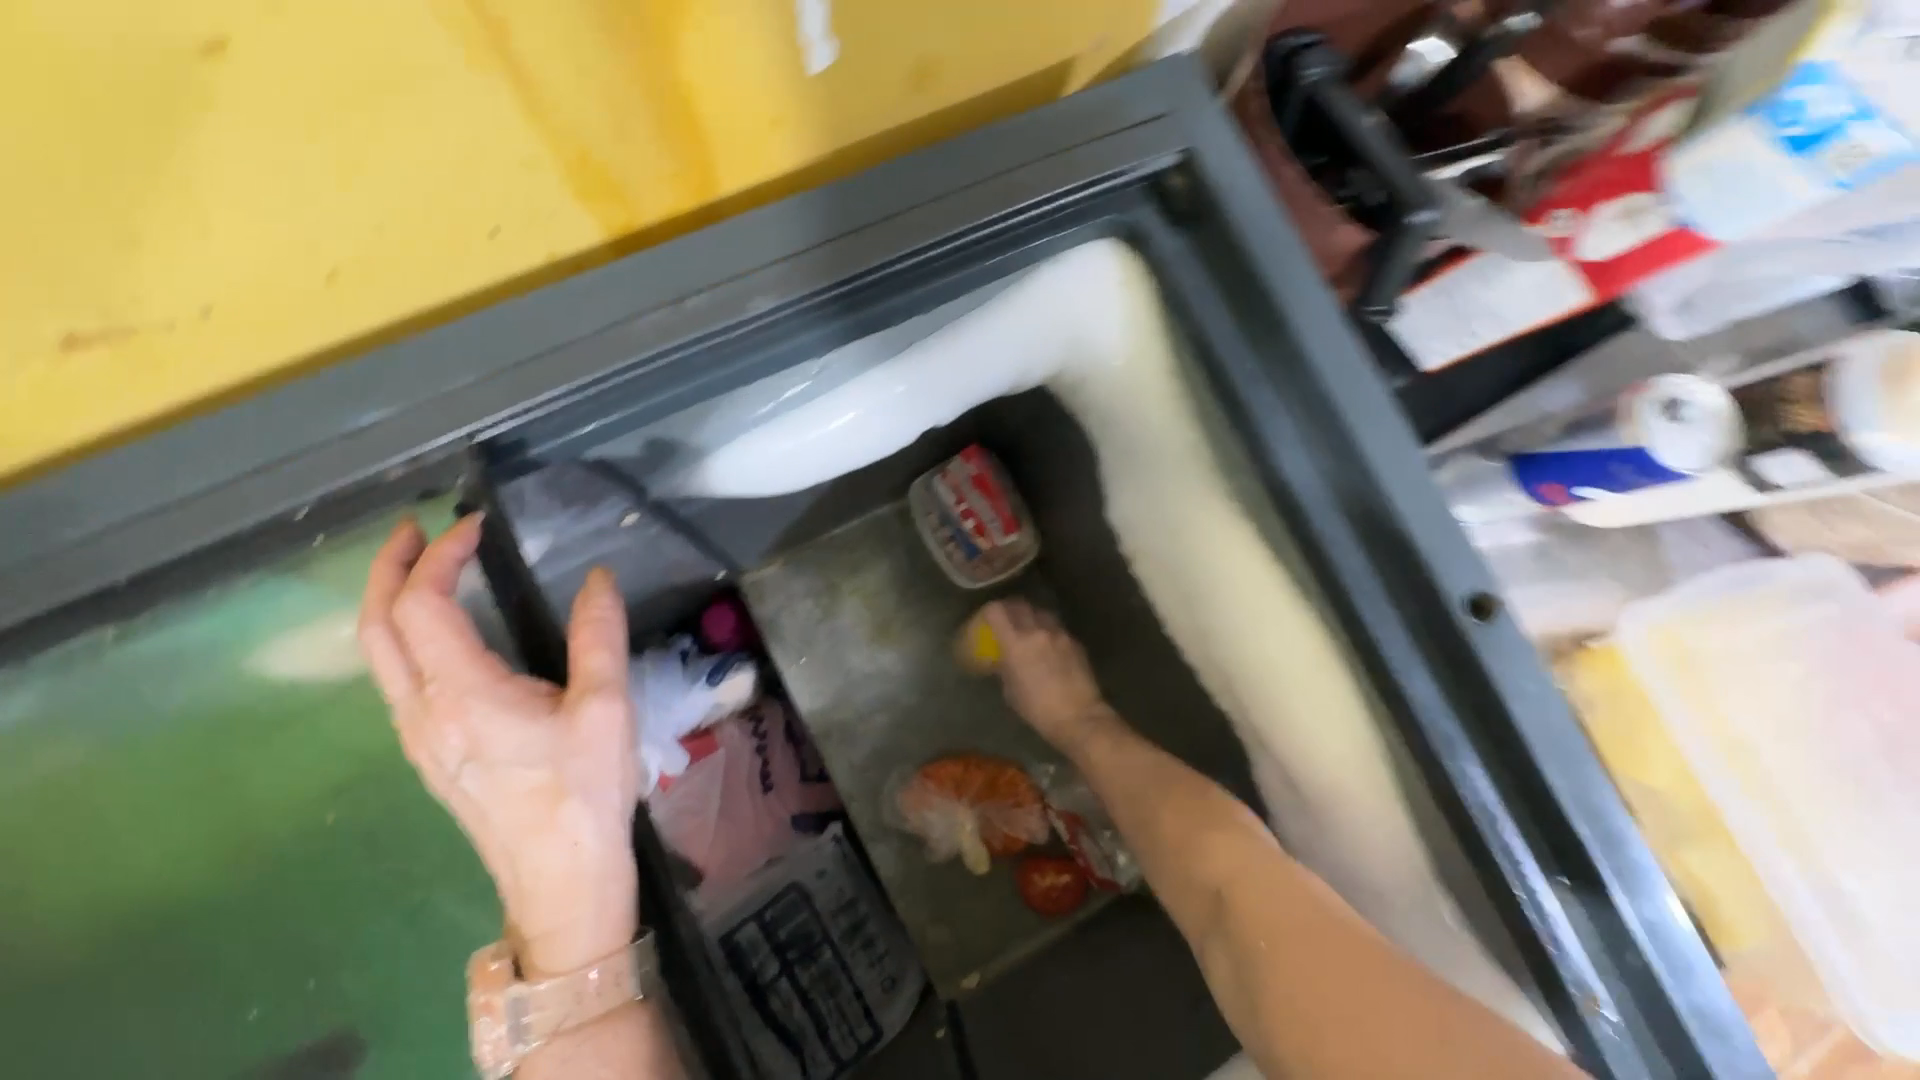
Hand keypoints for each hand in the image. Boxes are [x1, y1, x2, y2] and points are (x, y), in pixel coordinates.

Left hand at [359, 514, 639, 977]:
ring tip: (425, 570)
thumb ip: (598, 636)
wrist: (562, 880)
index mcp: (464, 696)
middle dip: (388, 569)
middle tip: (417, 529)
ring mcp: (418, 739)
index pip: (424, 605)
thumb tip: (598, 579)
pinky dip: (403, 637)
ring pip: (379, 657)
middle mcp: (423, 713)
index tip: (475, 527)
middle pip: (376, 628)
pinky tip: (441, 635)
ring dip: (390, 603)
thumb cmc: (585, 793)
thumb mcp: (606, 709)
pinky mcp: (430, 756)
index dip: (441, 556)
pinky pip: (397, 681)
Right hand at [980, 599, 1118, 753]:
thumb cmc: (1037, 709)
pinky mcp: (1075, 641)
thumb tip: (1002, 658)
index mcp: (1015, 643)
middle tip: (1006, 618)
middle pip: (1019, 604)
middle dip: (1010, 608)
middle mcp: (1037, 631)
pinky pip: (1057, 627)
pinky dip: (1048, 630)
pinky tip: (1049, 645)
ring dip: (1032, 616)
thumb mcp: (1010, 690)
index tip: (986, 618)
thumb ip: (1004, 667)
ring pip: (1041, 612)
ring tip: (1029, 628)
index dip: (989, 611)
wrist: (1078, 716)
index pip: (996, 611)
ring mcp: (1059, 634)